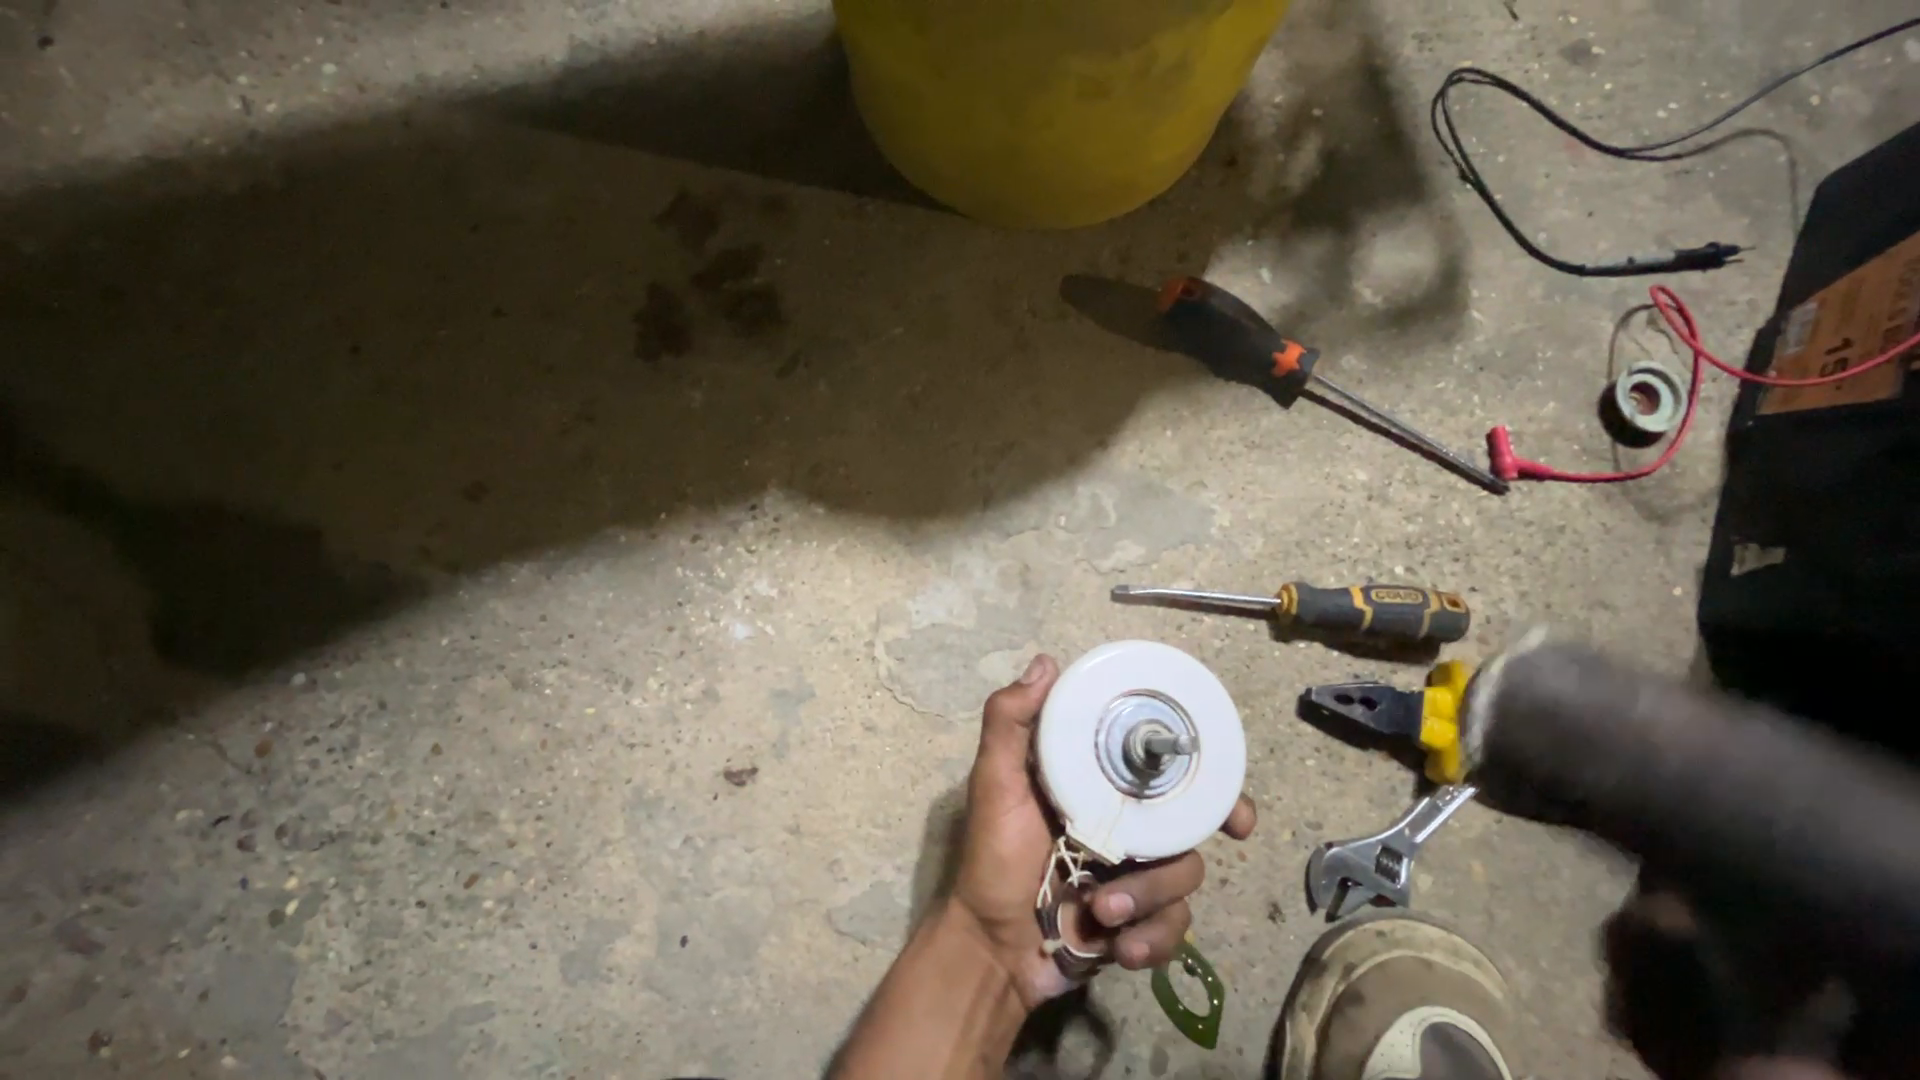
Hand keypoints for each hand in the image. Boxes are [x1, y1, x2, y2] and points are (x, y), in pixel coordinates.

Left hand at [947, 653, 1255, 1010]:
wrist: (991, 949)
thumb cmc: (992, 858)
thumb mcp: (995, 784)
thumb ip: (1009, 724)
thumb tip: (1046, 663)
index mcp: (1099, 789)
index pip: (1160, 769)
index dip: (1201, 769)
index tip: (1224, 782)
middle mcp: (1126, 827)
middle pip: (1190, 818)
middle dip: (1210, 826)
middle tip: (1229, 831)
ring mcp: (1136, 877)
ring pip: (1185, 876)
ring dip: (1151, 896)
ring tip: (1104, 908)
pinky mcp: (1139, 925)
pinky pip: (1174, 928)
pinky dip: (1152, 939)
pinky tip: (1122, 947)